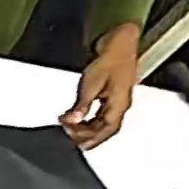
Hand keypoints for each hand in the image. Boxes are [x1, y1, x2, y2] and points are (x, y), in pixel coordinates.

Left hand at [60, 23, 140, 148]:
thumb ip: (82, 105)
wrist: (118, 45)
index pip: (109, 129)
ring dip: (85, 129)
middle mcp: (121, 104)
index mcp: (120, 103)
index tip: (76, 143)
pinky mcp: (110, 98)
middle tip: (67, 136)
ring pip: (102, 124)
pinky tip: (73, 120)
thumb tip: (73, 120)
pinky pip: (99, 116)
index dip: (93, 140)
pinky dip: (86, 121)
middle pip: (105, 129)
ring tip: (68, 129)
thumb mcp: (91, 84)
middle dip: (86, 136)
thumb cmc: (109, 61)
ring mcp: (116, 101)